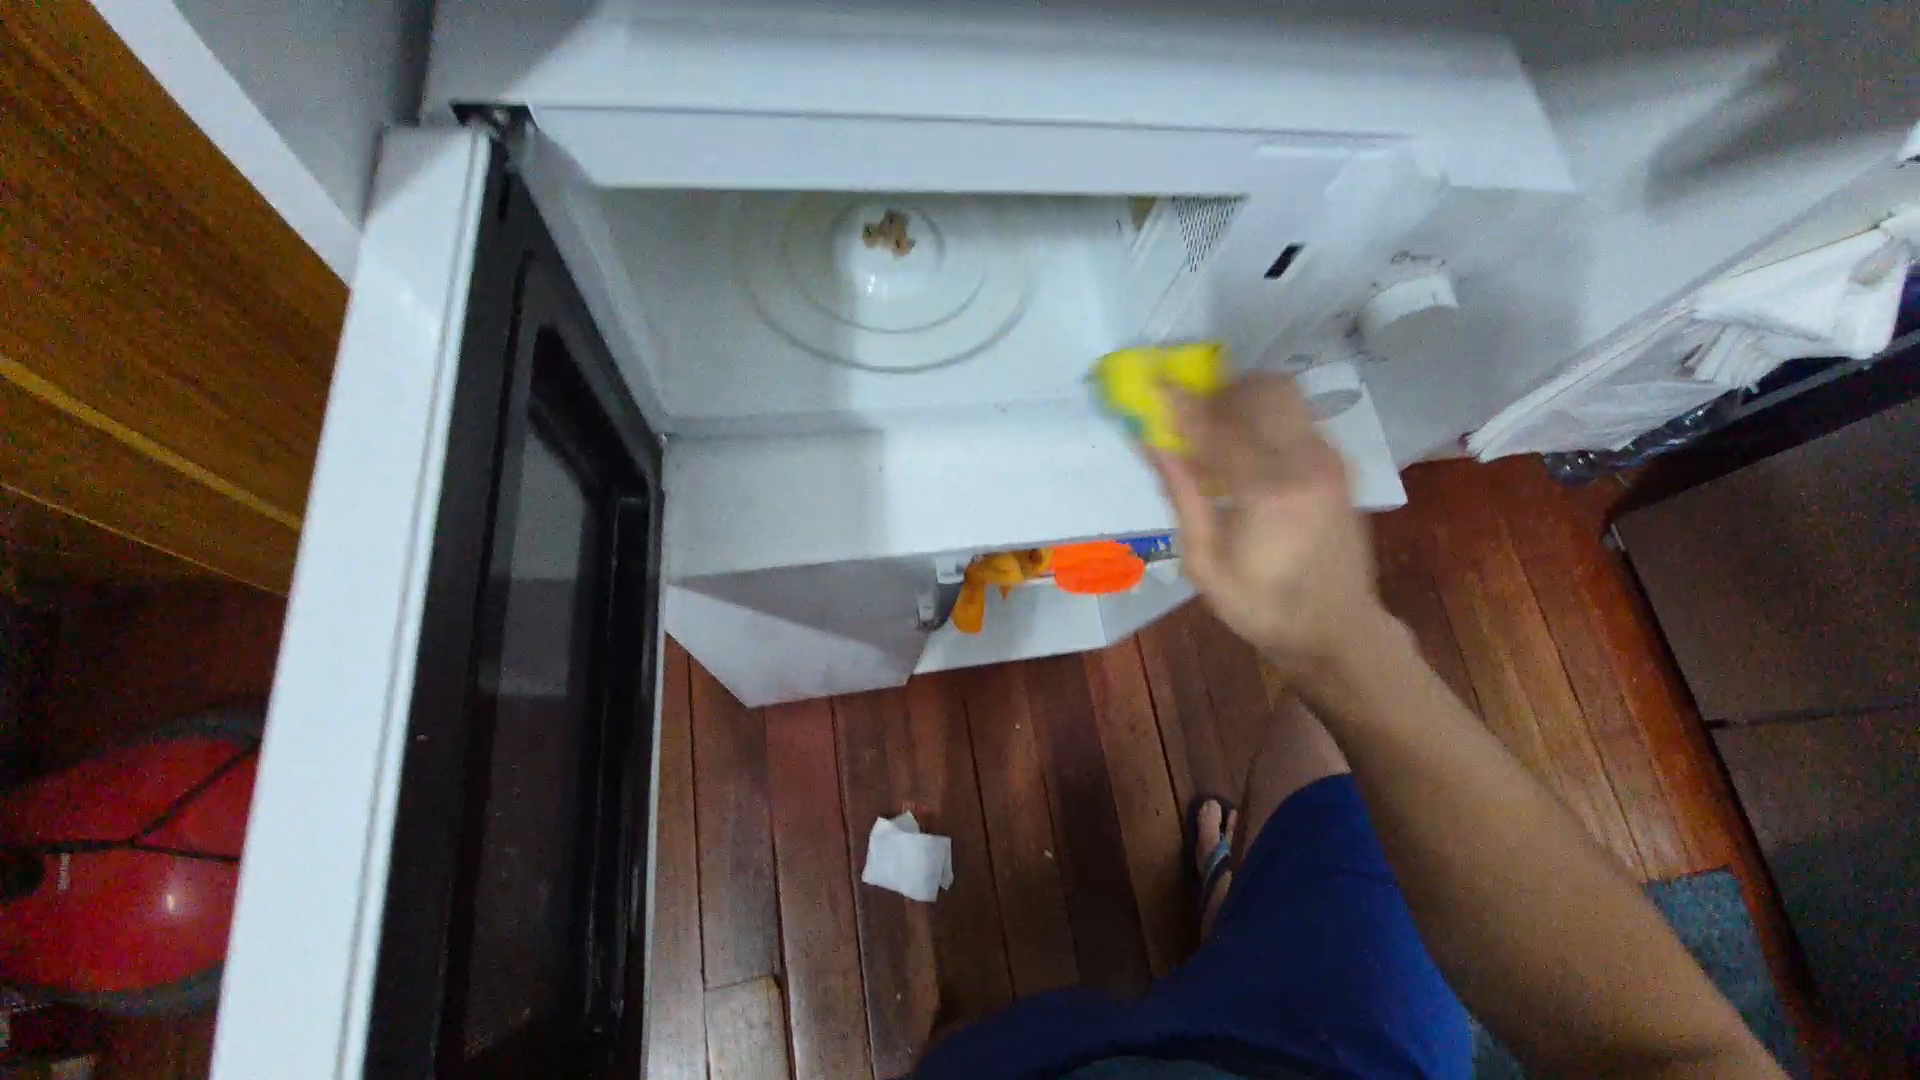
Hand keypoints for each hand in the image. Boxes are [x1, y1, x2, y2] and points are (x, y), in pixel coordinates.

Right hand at [1150, 374, 1390, 684]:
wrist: (1337, 629)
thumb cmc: (1262, 607)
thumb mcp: (1206, 564)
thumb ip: (1182, 496)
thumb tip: (1151, 445)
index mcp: (1267, 492)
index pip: (1217, 426)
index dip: (1181, 402)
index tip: (1153, 384)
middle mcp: (1306, 463)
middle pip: (1261, 391)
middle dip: (1219, 393)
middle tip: (1189, 415)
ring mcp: (1330, 460)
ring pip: (1285, 396)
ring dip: (1244, 400)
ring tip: (1216, 431)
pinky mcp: (1340, 465)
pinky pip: (1299, 417)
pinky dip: (1266, 418)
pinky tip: (1246, 453)